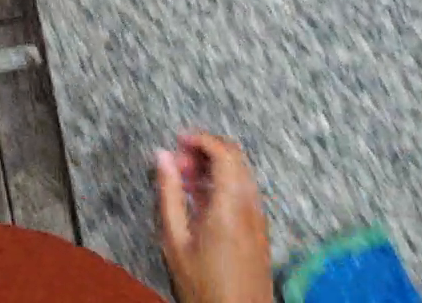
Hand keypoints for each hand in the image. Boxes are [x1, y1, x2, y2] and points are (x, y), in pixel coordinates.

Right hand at [153, 132, 274, 302]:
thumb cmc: (203, 284)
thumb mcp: (175, 239)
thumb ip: (169, 192)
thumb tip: (162, 155)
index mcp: (230, 206)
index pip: (224, 153)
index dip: (200, 138)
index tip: (177, 141)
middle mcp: (250, 207)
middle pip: (235, 157)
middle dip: (205, 149)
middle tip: (178, 162)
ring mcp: (258, 218)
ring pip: (240, 172)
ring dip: (214, 165)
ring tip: (184, 180)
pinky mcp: (259, 229)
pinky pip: (243, 190)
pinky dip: (222, 181)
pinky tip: (199, 198)